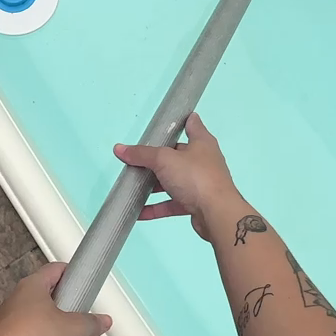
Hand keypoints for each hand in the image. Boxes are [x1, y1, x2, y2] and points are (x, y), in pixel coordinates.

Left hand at [0, 262, 111, 335]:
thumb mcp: (74, 328)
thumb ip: (91, 323)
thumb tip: (102, 321)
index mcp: (32, 287)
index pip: (55, 271)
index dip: (72, 275)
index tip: (84, 283)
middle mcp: (19, 304)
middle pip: (53, 307)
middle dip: (72, 325)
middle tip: (82, 333)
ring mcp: (12, 327)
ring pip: (45, 333)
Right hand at [114, 113, 243, 242]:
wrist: (216, 214)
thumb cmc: (195, 177)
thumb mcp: (164, 160)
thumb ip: (141, 155)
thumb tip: (119, 149)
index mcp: (201, 143)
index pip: (192, 124)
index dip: (180, 120)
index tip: (166, 121)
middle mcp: (203, 161)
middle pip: (177, 155)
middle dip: (157, 159)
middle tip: (136, 159)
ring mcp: (200, 183)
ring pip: (173, 181)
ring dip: (154, 185)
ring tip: (133, 185)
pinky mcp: (195, 204)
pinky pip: (171, 204)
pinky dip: (156, 207)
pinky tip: (139, 211)